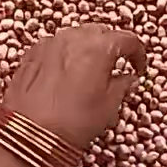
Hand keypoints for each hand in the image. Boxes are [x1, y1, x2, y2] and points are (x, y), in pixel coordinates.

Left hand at [2, 24, 146, 147]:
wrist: (27, 134)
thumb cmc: (72, 123)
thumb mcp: (108, 108)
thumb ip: (121, 86)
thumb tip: (127, 78)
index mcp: (98, 47)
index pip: (128, 40)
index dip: (138, 54)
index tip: (138, 67)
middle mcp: (73, 37)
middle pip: (100, 33)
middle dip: (111, 47)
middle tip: (115, 68)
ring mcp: (49, 44)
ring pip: (76, 37)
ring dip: (87, 49)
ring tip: (90, 72)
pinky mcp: (31, 54)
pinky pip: (55, 47)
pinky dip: (65, 55)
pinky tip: (66, 75)